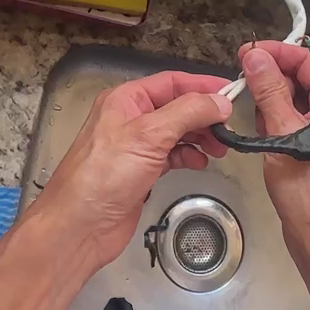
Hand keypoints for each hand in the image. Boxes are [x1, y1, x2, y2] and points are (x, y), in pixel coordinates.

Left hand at [33, 70, 232, 268]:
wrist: (79, 227)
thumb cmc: (104, 176)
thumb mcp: (149, 135)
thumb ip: (187, 113)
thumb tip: (219, 102)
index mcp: (126, 100)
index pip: (171, 82)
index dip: (202, 86)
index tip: (230, 92)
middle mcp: (130, 118)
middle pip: (176, 107)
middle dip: (204, 115)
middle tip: (228, 126)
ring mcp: (135, 146)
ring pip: (176, 132)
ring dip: (199, 136)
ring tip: (220, 147)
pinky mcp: (140, 172)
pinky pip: (171, 155)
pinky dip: (188, 156)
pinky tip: (200, 163)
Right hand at [240, 42, 309, 271]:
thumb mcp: (285, 138)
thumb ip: (269, 93)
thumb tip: (255, 56)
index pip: (308, 61)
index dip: (278, 52)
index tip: (247, 52)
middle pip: (300, 78)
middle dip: (269, 76)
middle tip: (240, 80)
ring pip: (292, 100)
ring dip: (268, 101)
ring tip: (251, 114)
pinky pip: (290, 121)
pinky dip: (271, 121)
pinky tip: (258, 133)